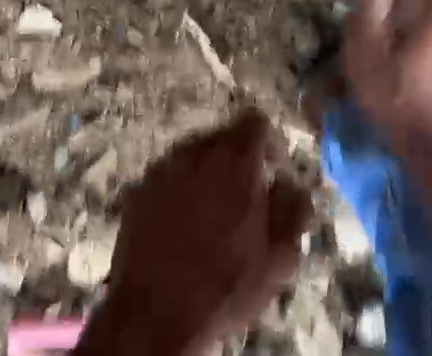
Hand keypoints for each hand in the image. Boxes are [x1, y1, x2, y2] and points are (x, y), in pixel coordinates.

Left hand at [78, 110, 311, 355]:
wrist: (156, 311)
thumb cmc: (227, 286)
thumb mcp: (280, 257)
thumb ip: (293, 209)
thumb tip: (291, 182)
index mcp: (233, 163)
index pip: (255, 120)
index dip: (270, 141)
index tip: (275, 169)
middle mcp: (193, 154)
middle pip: (222, 136)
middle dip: (240, 159)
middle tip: (249, 199)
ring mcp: (160, 168)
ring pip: (192, 154)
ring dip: (208, 173)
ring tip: (217, 216)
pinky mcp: (138, 186)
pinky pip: (168, 175)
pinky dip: (181, 188)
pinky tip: (185, 224)